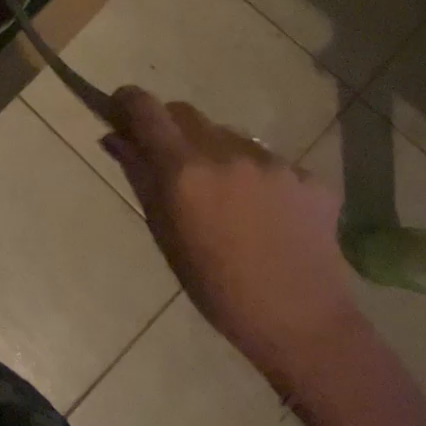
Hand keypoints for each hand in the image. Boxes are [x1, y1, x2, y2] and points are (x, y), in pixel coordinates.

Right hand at [101, 87, 361, 377]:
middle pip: (187, 114)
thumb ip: (139, 176)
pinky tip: (267, 213)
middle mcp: (227, 153)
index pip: (145, 108)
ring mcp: (274, 163)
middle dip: (172, 128)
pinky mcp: (311, 178)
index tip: (121, 109)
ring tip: (227, 196)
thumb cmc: (215, 286)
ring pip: (230, 137)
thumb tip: (114, 137)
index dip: (128, 102)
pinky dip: (259, 177)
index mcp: (184, 169)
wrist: (301, 324)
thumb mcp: (163, 232)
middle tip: (173, 162)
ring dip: (217, 153)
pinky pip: (272, 162)